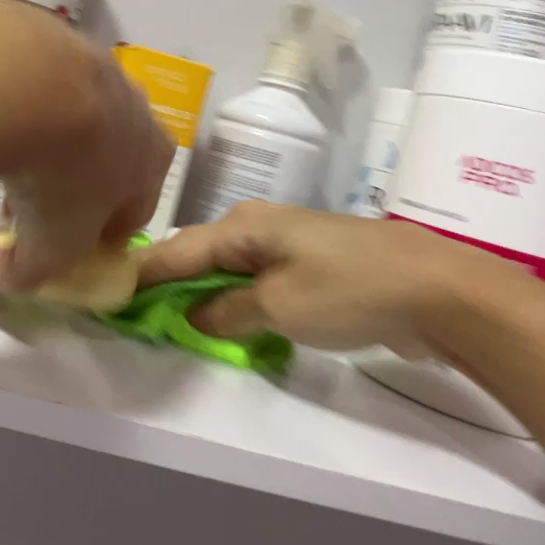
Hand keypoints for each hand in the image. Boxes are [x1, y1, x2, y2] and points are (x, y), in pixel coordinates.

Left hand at [0, 23, 173, 292]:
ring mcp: (97, 67)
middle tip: (26, 205)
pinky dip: (18, 99)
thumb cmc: (62, 177)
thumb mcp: (50, 248)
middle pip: (104, 159)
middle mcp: (135, 109)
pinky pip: (36, 80)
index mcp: (152, 161)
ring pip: (73, 116)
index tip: (60, 248)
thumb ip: (27, 274)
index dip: (96, 237)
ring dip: (44, 140)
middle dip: (69, 186)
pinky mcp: (54, 37)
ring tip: (3, 156)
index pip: (134, 211)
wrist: (32, 83)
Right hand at [134, 201, 519, 358]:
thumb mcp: (278, 306)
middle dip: (166, 283)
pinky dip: (234, 299)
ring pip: (227, 268)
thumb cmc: (348, 291)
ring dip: (202, 294)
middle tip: (133, 313)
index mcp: (241, 225)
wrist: (440, 289)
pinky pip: (255, 280)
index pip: (173, 252)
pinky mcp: (310, 264)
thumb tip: (192, 316)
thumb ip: (227, 312)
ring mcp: (286, 243)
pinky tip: (225, 318)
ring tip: (169, 319)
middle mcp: (257, 225)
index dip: (139, 275)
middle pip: (197, 255)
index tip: (104, 295)